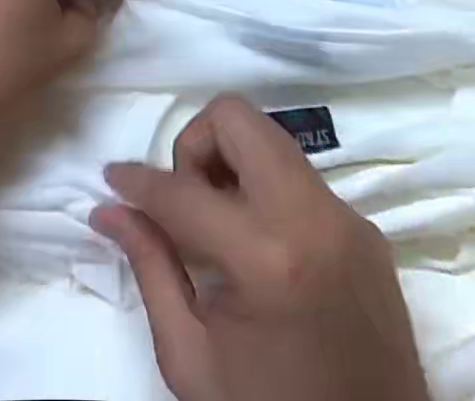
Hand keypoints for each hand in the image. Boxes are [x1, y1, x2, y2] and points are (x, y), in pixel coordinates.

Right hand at [92, 96, 429, 400]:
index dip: (135, 179)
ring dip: (228, 160)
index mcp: (267, 258)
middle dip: (193, 144)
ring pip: (269, 137)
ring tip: (217, 223)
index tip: (113, 178)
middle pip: (236, 119)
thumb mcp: (190, 356)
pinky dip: (261, 186)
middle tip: (184, 200)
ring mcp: (348, 221)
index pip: (181, 189)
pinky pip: (297, 175)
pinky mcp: (367, 230)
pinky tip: (255, 244)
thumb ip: (149, 266)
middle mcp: (315, 220)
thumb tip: (107, 209)